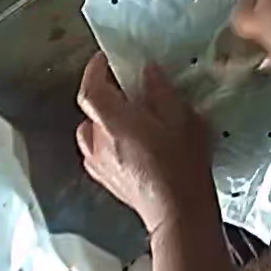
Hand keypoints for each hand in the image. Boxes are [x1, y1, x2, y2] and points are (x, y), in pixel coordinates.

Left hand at [76, 52, 215, 237]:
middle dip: (103, 92)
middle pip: (89, 110)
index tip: (105, 57)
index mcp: (116, 124)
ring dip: (101, 116)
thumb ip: (160, 91)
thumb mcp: (181, 118)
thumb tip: (147, 70)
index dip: (94, 70)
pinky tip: (123, 139)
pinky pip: (93, 150)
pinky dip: (102, 137)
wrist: (178, 213)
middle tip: (126, 82)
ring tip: (124, 111)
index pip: (90, 91)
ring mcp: (98, 165)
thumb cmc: (182, 162)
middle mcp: (99, 144)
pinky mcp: (104, 180)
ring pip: (88, 131)